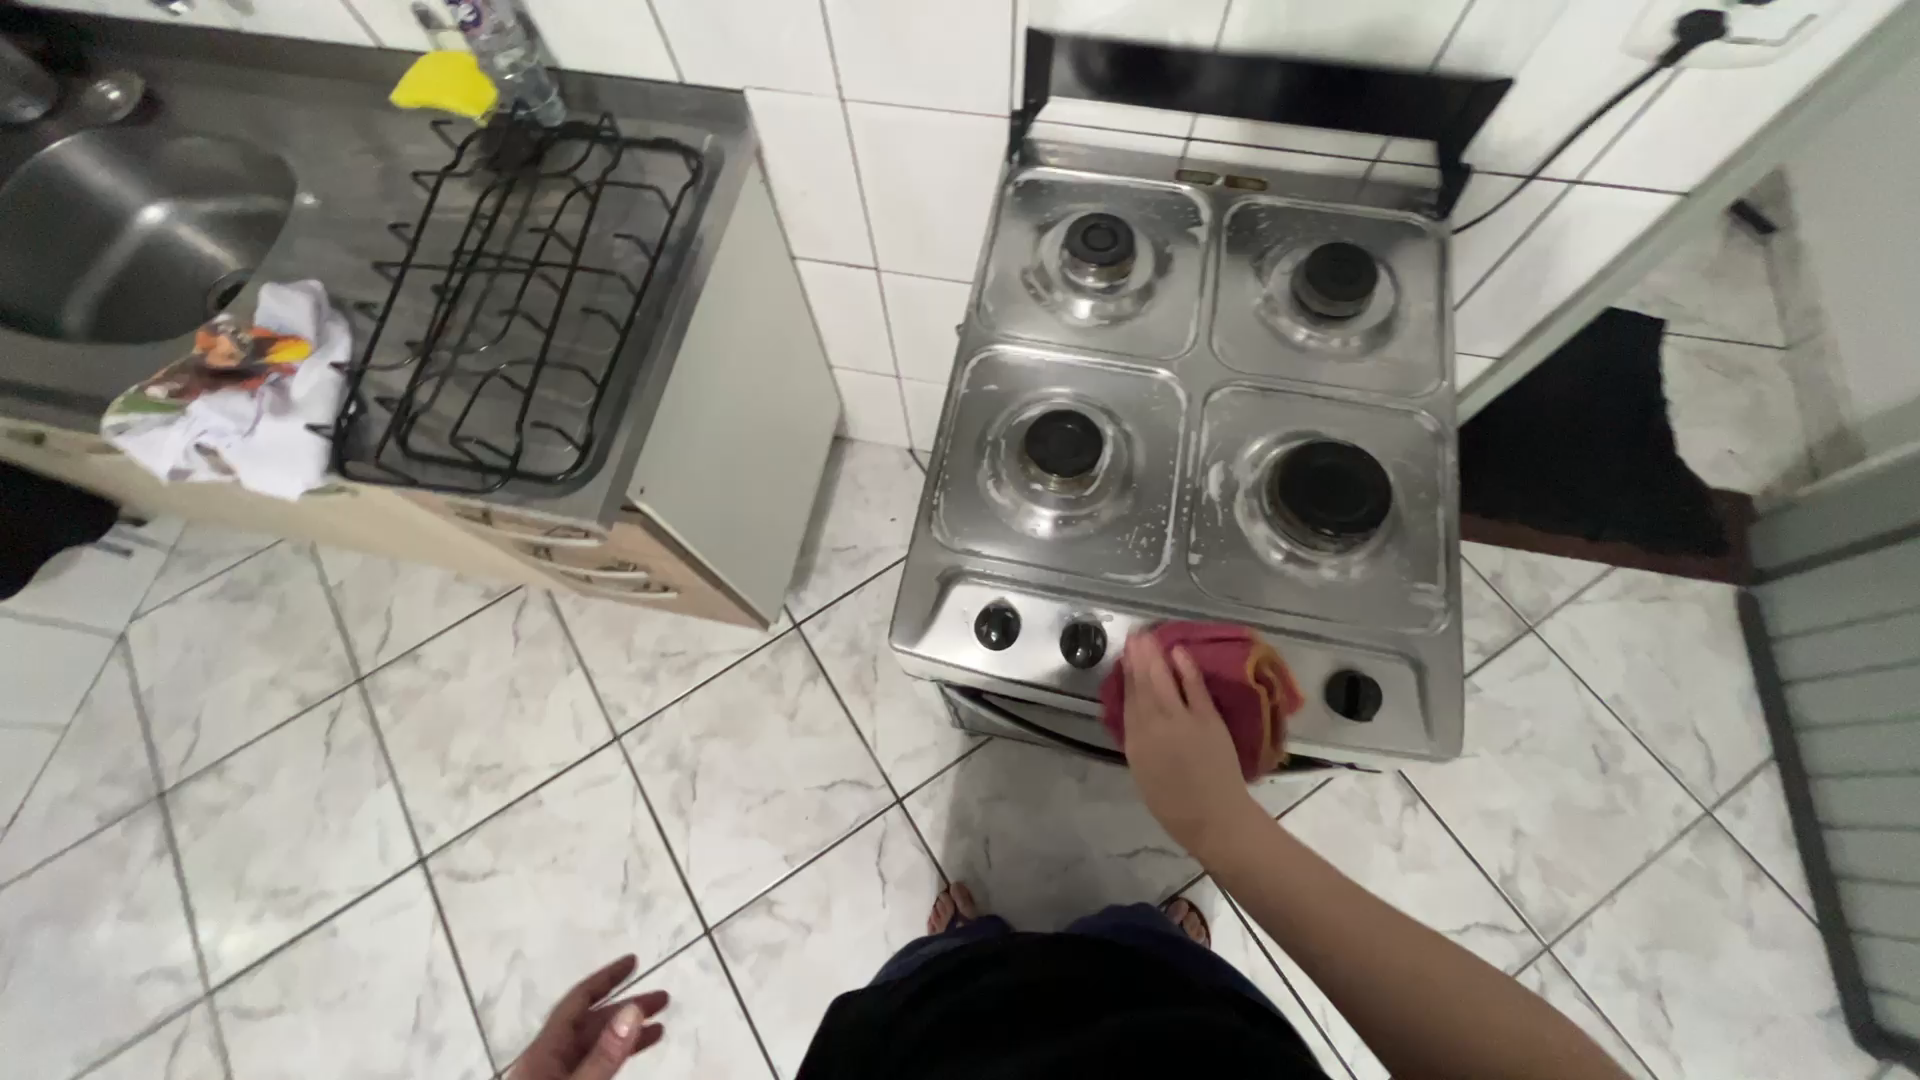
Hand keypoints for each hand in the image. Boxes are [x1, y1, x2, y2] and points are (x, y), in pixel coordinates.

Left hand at [509, 956, 668, 1079]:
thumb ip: (603, 1058)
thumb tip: (633, 1010)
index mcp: (542, 1055)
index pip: (577, 1003)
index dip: (606, 979)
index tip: (635, 961)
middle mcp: (545, 1066)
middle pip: (589, 1025)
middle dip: (627, 1008)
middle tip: (665, 999)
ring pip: (591, 1050)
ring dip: (624, 1037)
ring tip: (659, 1030)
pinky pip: (589, 1072)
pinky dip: (612, 1062)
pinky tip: (628, 1064)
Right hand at [1119, 633, 1263, 857]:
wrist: (1212, 819)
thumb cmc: (1175, 804)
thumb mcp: (1143, 771)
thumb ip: (1138, 741)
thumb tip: (1136, 715)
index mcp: (1135, 743)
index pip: (1128, 702)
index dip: (1125, 676)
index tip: (1124, 656)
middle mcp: (1153, 727)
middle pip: (1142, 685)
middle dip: (1137, 658)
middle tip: (1134, 635)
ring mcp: (1181, 720)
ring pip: (1162, 681)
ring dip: (1154, 656)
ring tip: (1147, 636)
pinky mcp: (1207, 720)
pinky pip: (1193, 688)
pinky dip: (1185, 668)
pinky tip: (1178, 652)